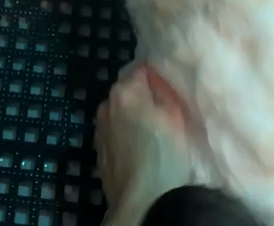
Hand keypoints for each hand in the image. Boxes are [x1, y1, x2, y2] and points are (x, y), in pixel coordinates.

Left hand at [97, 64, 194, 225]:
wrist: (141, 203)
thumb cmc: (164, 155)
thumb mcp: (175, 115)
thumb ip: (164, 89)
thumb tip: (156, 78)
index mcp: (125, 89)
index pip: (142, 69)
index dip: (156, 79)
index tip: (166, 91)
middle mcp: (106, 103)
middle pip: (128, 90)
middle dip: (142, 98)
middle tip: (161, 115)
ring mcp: (99, 127)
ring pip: (119, 111)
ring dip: (131, 117)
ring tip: (149, 135)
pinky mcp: (98, 150)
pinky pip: (113, 132)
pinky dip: (123, 135)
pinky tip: (136, 150)